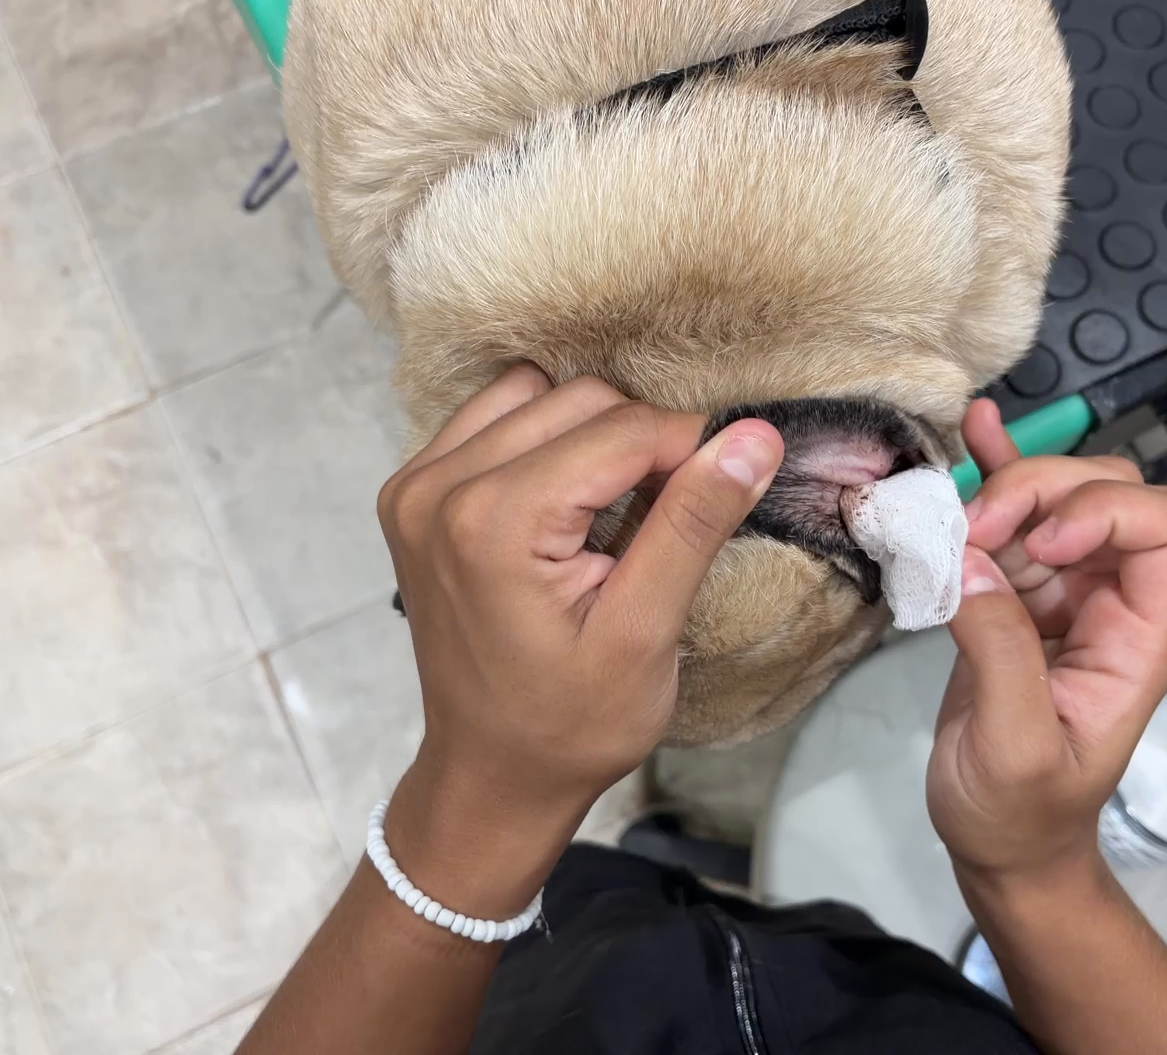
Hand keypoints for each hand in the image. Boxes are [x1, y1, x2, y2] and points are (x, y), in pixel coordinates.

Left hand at [377, 365, 782, 914]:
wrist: (490, 772)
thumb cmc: (572, 724)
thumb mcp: (645, 633)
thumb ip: (693, 524)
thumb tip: (753, 437)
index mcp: (494, 521)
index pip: (622, 430)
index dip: (691, 447)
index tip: (729, 482)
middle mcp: (439, 485)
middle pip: (580, 401)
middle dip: (644, 442)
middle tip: (670, 512)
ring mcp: (416, 483)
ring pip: (537, 394)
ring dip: (594, 433)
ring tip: (616, 506)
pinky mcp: (412, 490)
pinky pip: (495, 416)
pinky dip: (545, 436)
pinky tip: (564, 494)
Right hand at [927, 398, 1166, 890]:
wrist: (1001, 840)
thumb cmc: (1021, 811)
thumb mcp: (1015, 747)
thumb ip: (999, 651)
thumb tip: (966, 560)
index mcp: (1138, 637)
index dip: (1105, 513)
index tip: (1031, 547)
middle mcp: (1107, 599)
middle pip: (1107, 492)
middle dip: (1038, 493)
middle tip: (970, 536)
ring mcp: (1056, 591)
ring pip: (1053, 494)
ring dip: (1003, 485)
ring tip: (949, 511)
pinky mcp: (1008, 592)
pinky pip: (1010, 516)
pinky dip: (995, 467)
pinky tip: (977, 428)